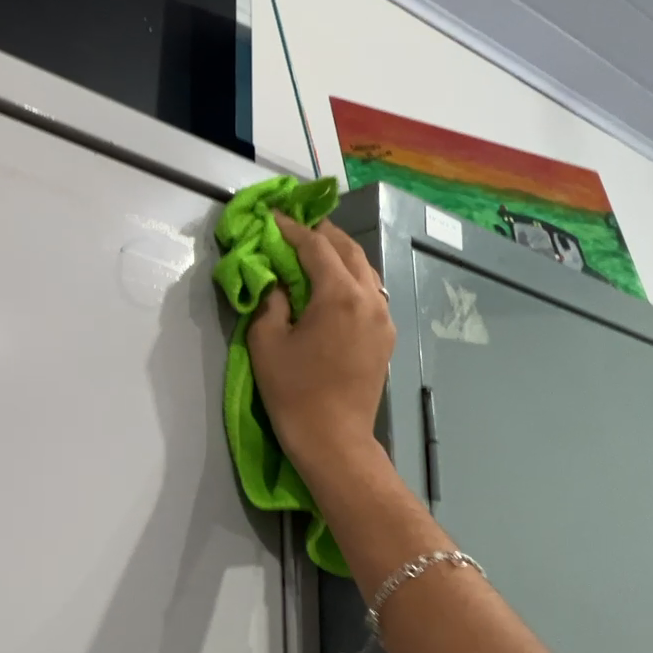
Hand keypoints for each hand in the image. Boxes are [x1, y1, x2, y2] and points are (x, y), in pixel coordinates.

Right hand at [246, 214, 395, 473]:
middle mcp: (369, 298)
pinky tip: (331, 283)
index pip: (315, 247)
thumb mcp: (267, 341)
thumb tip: (276, 282)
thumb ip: (271, 301)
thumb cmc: (292, 389)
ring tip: (313, 250)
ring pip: (364, 270)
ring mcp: (383, 317)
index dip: (292, 229)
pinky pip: (370, 292)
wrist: (332, 436)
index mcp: (338, 295)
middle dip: (321, 234)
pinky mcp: (385, 336)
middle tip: (295, 226)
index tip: (273, 216)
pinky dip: (350, 277)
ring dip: (339, 254)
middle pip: (348, 251)